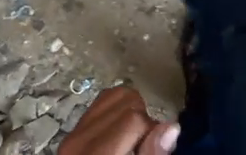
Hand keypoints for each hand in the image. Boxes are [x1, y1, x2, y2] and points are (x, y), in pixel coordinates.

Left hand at [58, 87, 180, 154]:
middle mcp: (78, 141)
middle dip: (143, 120)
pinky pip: (101, 103)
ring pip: (114, 96)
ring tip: (133, 142)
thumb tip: (172, 126)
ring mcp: (73, 135)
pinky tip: (121, 136)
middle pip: (125, 101)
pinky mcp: (73, 134)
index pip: (132, 118)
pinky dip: (117, 111)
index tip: (154, 150)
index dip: (151, 131)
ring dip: (132, 112)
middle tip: (143, 149)